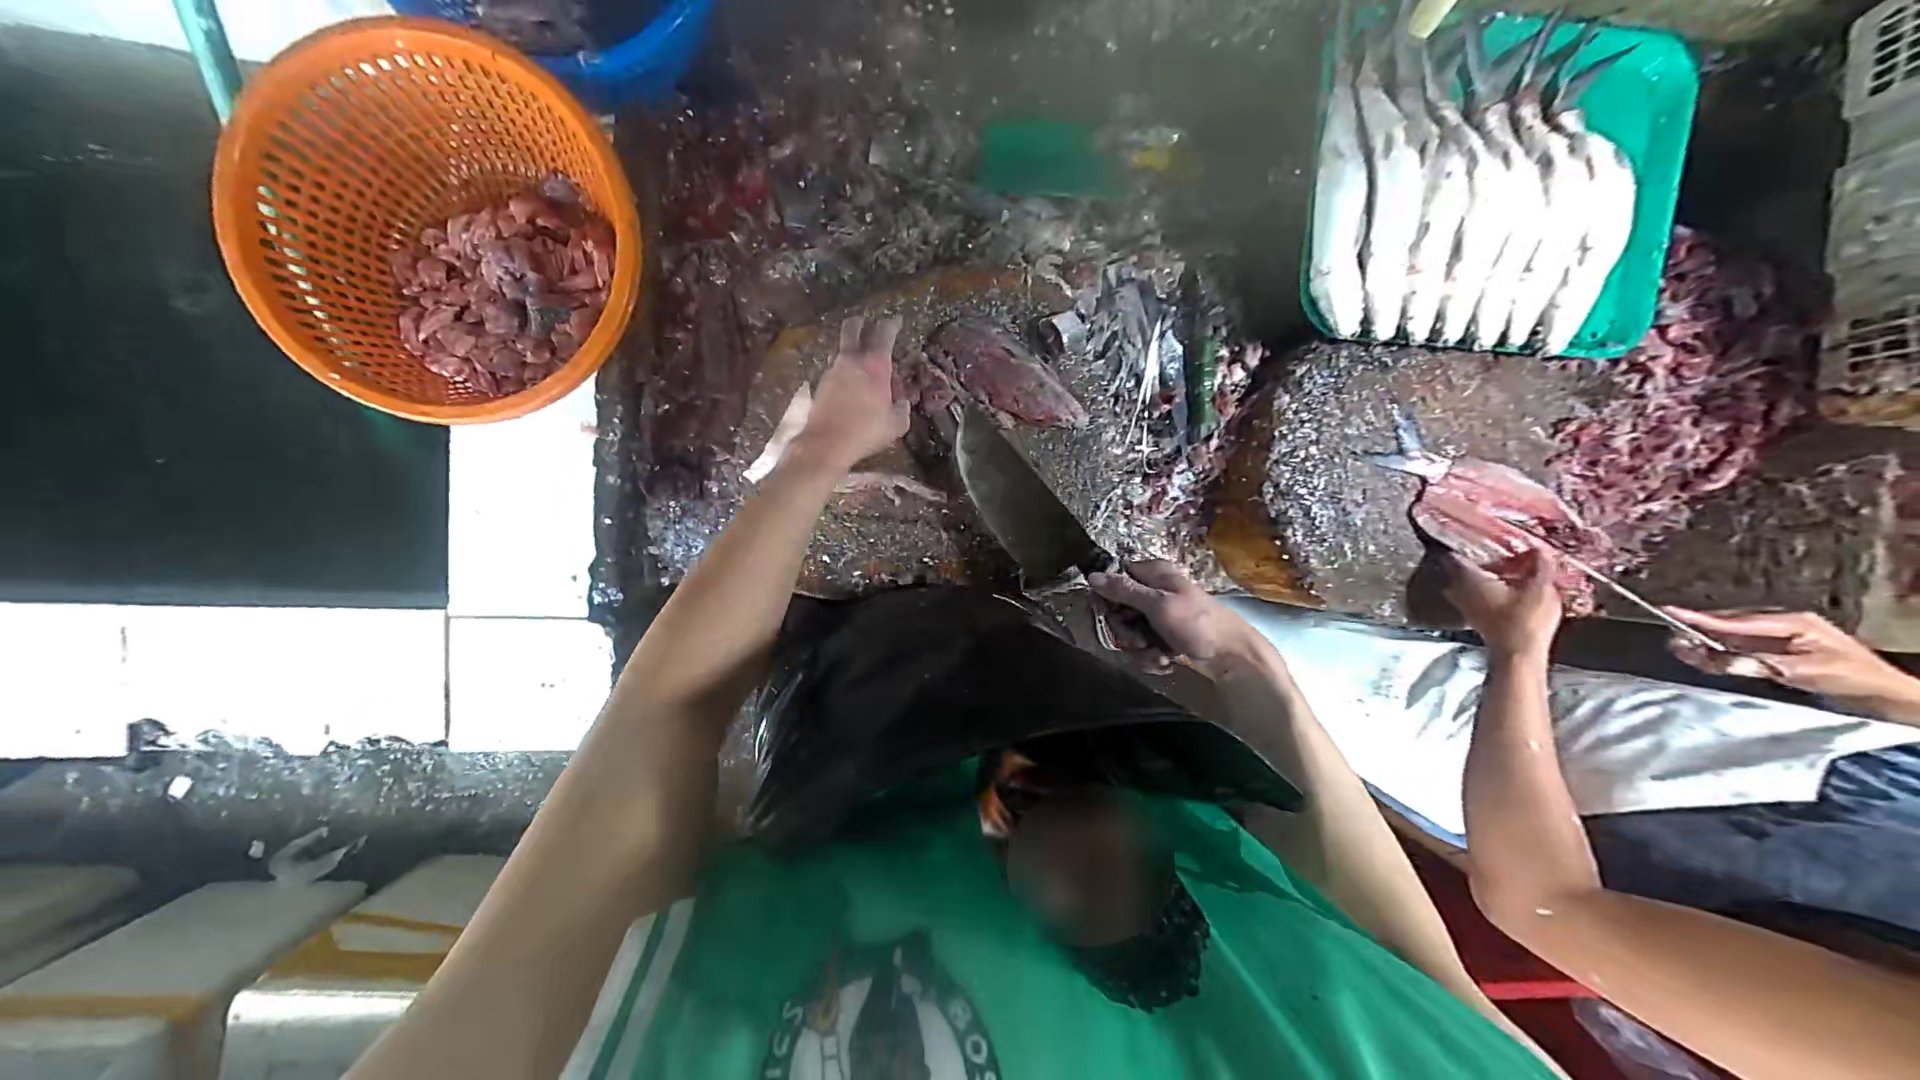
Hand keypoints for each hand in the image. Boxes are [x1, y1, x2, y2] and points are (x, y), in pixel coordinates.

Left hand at [791, 316, 910, 471]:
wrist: (826, 443)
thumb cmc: (867, 432)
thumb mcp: (896, 423)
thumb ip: (902, 407)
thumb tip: (901, 400)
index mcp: (875, 365)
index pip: (884, 333)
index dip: (892, 324)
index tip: (896, 321)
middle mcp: (852, 361)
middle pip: (853, 328)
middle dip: (861, 322)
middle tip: (868, 324)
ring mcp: (833, 370)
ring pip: (843, 350)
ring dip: (852, 350)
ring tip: (861, 361)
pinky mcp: (820, 384)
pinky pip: (835, 369)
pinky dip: (844, 370)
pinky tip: (849, 384)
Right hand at [1087, 560, 1263, 677]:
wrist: (1230, 656)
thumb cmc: (1196, 623)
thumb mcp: (1158, 604)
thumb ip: (1124, 590)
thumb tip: (1092, 576)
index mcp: (1153, 574)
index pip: (1114, 579)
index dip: (1109, 599)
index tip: (1114, 614)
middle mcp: (1152, 592)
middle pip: (1117, 610)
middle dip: (1126, 631)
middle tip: (1139, 640)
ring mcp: (1156, 616)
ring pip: (1128, 632)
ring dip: (1139, 649)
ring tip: (1158, 654)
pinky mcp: (1161, 637)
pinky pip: (1141, 647)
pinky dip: (1150, 657)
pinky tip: (1165, 660)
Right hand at [1443, 548, 1562, 658]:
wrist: (1518, 657)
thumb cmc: (1501, 621)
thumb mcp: (1475, 591)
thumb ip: (1462, 571)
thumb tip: (1449, 557)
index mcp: (1542, 582)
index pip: (1541, 555)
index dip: (1524, 546)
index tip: (1507, 543)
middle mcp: (1552, 595)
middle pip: (1536, 573)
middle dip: (1514, 568)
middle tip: (1492, 566)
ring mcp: (1551, 613)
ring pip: (1532, 590)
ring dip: (1512, 586)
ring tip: (1490, 587)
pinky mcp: (1543, 628)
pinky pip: (1530, 606)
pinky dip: (1514, 601)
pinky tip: (1495, 608)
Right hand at [1662, 608, 1919, 719]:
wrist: (1887, 695)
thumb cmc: (1854, 678)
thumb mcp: (1802, 671)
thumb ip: (1754, 664)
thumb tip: (1712, 659)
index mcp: (1793, 622)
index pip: (1736, 621)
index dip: (1700, 619)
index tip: (1668, 611)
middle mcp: (1784, 624)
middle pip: (1731, 626)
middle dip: (1702, 633)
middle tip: (1677, 642)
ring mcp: (1783, 637)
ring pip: (1734, 637)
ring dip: (1711, 645)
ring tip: (1688, 651)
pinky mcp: (1780, 650)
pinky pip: (1742, 647)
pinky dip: (1724, 653)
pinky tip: (1711, 658)